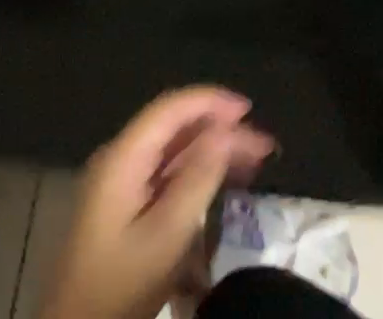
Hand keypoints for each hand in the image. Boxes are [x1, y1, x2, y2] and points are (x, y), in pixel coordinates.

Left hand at [41, 87, 275, 318]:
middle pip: (173, 129)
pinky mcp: (125, 205)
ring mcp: (120, 182)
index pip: (169, 110)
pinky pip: (165, 173)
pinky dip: (195, 172)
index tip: (248, 109)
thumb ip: (197, 178)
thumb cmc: (120, 281)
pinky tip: (223, 180)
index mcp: (122, 158)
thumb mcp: (166, 234)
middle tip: (262, 144)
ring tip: (253, 160)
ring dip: (211, 150)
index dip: (209, 101)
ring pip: (171, 152)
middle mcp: (119, 159)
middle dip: (218, 129)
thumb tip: (226, 131)